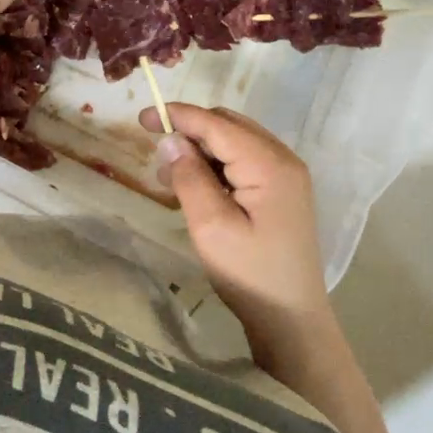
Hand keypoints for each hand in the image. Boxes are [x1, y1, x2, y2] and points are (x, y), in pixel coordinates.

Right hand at [141, 103, 331, 351]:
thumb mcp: (210, 226)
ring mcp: (286, 175)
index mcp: (269, 166)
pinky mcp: (281, 191)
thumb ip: (189, 177)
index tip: (142, 117)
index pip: (216, 125)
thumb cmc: (249, 272)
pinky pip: (244, 159)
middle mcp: (283, 160)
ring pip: (235, 140)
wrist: (290, 316)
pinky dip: (215, 161)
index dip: (177, 115)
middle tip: (155, 149)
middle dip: (189, 129)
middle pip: (229, 124)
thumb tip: (171, 140)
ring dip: (200, 147)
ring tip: (170, 175)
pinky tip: (196, 184)